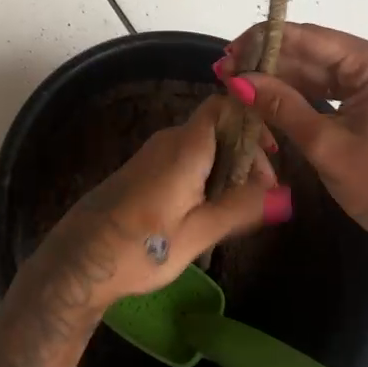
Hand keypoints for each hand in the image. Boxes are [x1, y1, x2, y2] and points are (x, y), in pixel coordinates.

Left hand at [35, 95, 289, 310]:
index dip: (253, 121)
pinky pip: (188, 158)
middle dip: (247, 152)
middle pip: (218, 126)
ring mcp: (155, 153)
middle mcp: (170, 140)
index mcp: (185, 146)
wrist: (81, 259)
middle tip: (265, 194)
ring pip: (204, 144)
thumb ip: (240, 209)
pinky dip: (209, 174)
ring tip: (246, 206)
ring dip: (229, 166)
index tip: (274, 155)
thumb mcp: (197, 233)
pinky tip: (216, 208)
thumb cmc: (140, 248)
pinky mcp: (147, 170)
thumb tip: (286, 194)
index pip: (224, 106)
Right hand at [224, 22, 367, 272]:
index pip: (309, 37)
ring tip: (242, 88)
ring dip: (287, 80)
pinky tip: (277, 101)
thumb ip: (280, 105)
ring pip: (327, 72)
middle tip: (226, 76)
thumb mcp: (327, 146)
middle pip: (317, 52)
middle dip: (271, 63)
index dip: (262, 44)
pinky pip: (342, 90)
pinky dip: (310, 96)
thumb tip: (236, 79)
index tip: (226, 57)